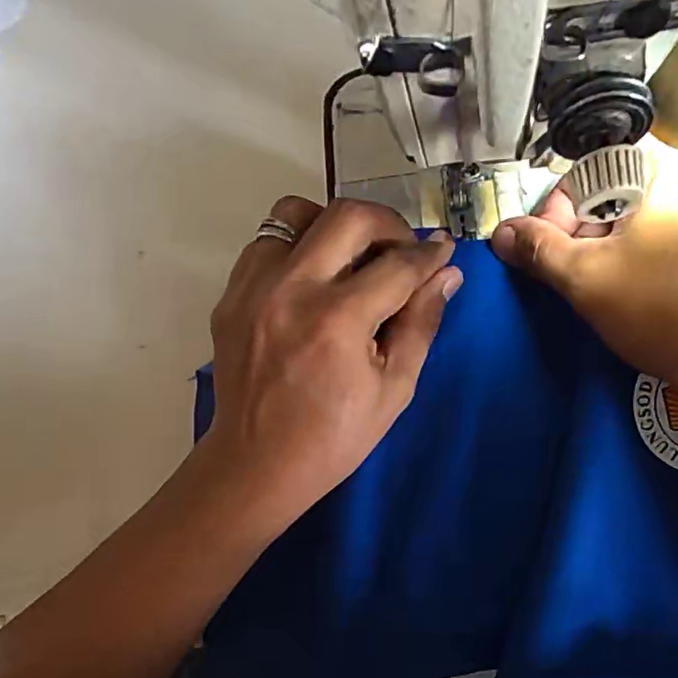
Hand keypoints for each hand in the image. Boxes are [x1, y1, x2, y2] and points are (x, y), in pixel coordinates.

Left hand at [197, 196, 460, 522]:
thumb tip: (446, 274)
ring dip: (334, 226)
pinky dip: (297, 248)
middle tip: (402, 252)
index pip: (397, 265)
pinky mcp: (230, 296)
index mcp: (338, 320)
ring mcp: (252, 288)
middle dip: (389, 225)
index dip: (429, 256)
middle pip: (347, 216)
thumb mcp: (394, 389)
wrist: (257, 464)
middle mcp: (291, 289)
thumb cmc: (334, 437)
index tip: (443, 252)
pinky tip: (313, 281)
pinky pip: (266, 243)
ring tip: (352, 258)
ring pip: (296, 213)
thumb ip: (421, 324)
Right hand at [491, 133, 677, 430]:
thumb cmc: (674, 315)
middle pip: (628, 169)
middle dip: (592, 219)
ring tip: (614, 278)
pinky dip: (658, 233)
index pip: (594, 155)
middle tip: (581, 267)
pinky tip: (649, 276)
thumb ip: (540, 250)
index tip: (556, 248)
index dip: (563, 205)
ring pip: (658, 190)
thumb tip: (503, 234)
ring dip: (622, 229)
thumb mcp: (589, 281)